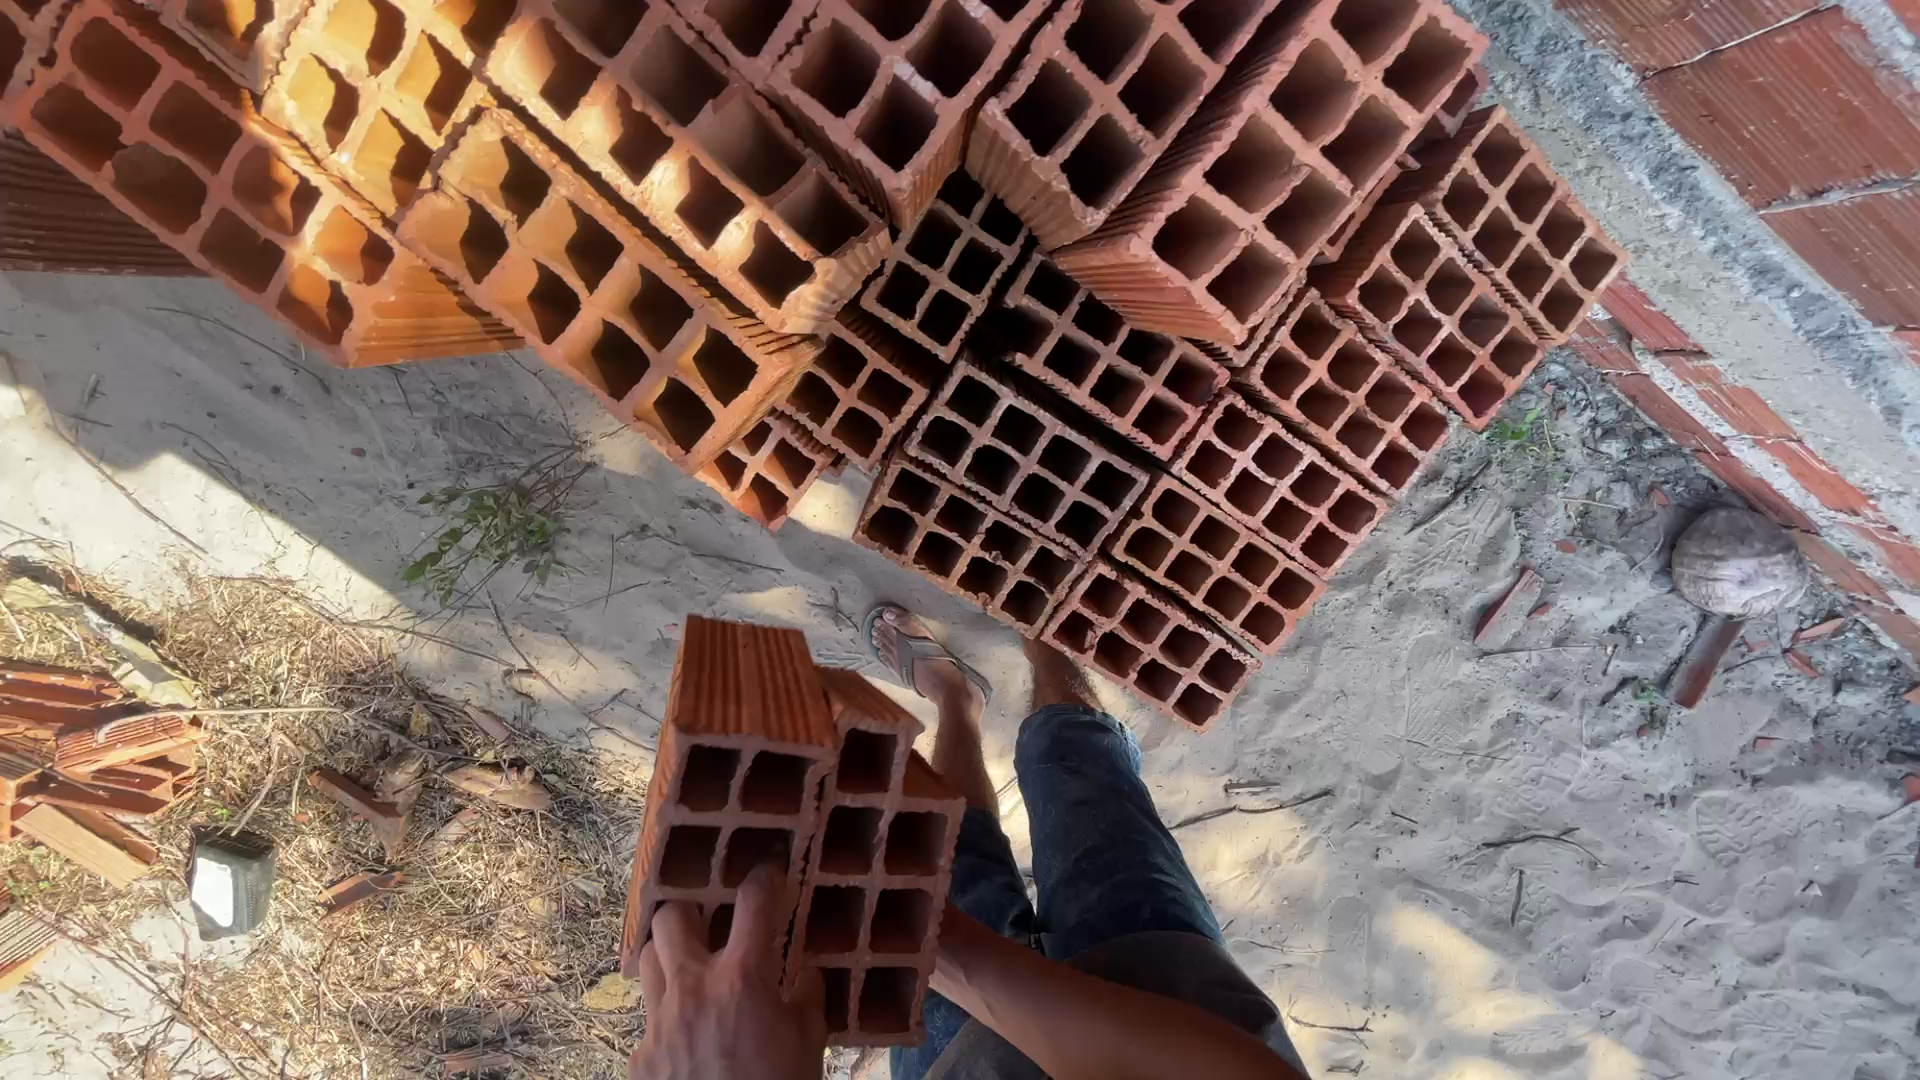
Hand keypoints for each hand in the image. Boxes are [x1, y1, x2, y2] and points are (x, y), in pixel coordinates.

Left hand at [629, 862, 825, 1079]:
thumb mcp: (810, 1041)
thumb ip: (806, 995)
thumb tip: (805, 970)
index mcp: (742, 975)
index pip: (753, 898)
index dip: (764, 874)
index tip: (770, 868)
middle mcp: (693, 986)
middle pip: (671, 917)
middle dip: (692, 912)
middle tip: (712, 925)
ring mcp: (658, 1023)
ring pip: (646, 961)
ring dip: (669, 957)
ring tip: (691, 969)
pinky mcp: (638, 1061)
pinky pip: (648, 1023)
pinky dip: (668, 1022)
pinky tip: (687, 1043)